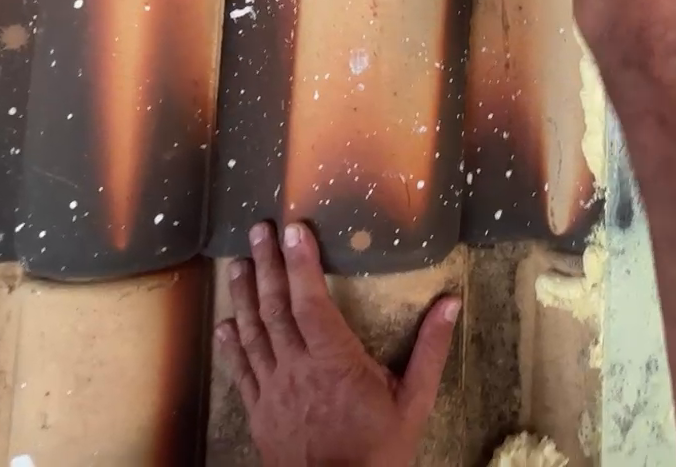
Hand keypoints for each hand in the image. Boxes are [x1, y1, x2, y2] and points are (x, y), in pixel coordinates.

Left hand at [216, 221, 459, 466]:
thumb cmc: (379, 449)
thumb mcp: (415, 400)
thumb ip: (430, 349)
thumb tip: (451, 301)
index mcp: (333, 360)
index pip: (311, 301)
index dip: (301, 263)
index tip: (293, 230)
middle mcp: (296, 370)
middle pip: (276, 309)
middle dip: (267, 265)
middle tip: (257, 230)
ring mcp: (272, 392)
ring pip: (253, 334)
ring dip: (244, 296)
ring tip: (236, 264)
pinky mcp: (260, 413)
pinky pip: (241, 372)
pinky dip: (232, 345)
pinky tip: (224, 325)